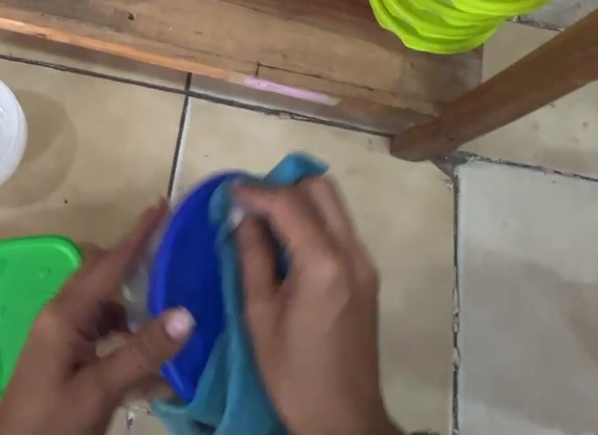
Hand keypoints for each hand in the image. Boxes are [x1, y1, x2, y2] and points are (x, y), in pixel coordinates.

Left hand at [0, 203, 195, 434]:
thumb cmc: (50, 423)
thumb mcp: (100, 389)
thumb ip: (141, 351)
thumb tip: (186, 313)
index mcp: (66, 312)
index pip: (110, 262)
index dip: (138, 234)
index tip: (162, 205)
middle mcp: (61, 314)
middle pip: (103, 274)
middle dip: (136, 264)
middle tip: (172, 260)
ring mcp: (60, 336)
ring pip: (104, 306)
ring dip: (133, 309)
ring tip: (169, 317)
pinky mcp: (63, 358)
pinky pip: (100, 334)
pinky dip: (125, 339)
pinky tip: (152, 369)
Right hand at [235, 177, 400, 434]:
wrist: (345, 419)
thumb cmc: (293, 373)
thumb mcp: (259, 314)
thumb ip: (252, 256)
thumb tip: (242, 215)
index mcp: (323, 264)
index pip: (288, 203)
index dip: (256, 191)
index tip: (230, 193)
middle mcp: (351, 252)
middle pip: (320, 188)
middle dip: (283, 186)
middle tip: (252, 205)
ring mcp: (364, 262)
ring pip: (333, 204)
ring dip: (299, 200)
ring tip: (265, 220)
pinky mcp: (367, 274)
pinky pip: (338, 227)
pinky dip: (312, 220)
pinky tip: (287, 242)